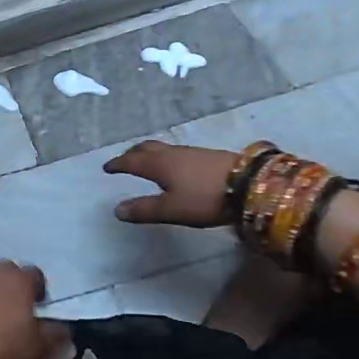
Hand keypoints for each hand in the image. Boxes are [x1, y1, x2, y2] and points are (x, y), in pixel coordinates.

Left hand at [0, 261, 54, 358]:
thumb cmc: (2, 343)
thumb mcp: (38, 348)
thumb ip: (55, 335)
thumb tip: (64, 328)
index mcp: (19, 278)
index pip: (36, 276)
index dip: (37, 291)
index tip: (36, 308)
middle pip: (4, 273)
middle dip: (7, 288)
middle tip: (7, 313)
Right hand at [102, 139, 238, 227]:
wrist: (251, 184)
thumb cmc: (204, 197)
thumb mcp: (171, 209)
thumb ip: (144, 210)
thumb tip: (117, 210)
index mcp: (157, 164)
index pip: (131, 161)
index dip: (118, 164)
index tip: (107, 167)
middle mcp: (171, 154)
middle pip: (146, 148)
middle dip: (132, 153)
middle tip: (124, 159)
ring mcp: (191, 153)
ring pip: (163, 149)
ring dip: (150, 153)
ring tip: (146, 162)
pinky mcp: (208, 157)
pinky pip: (177, 153)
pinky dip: (167, 157)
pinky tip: (175, 167)